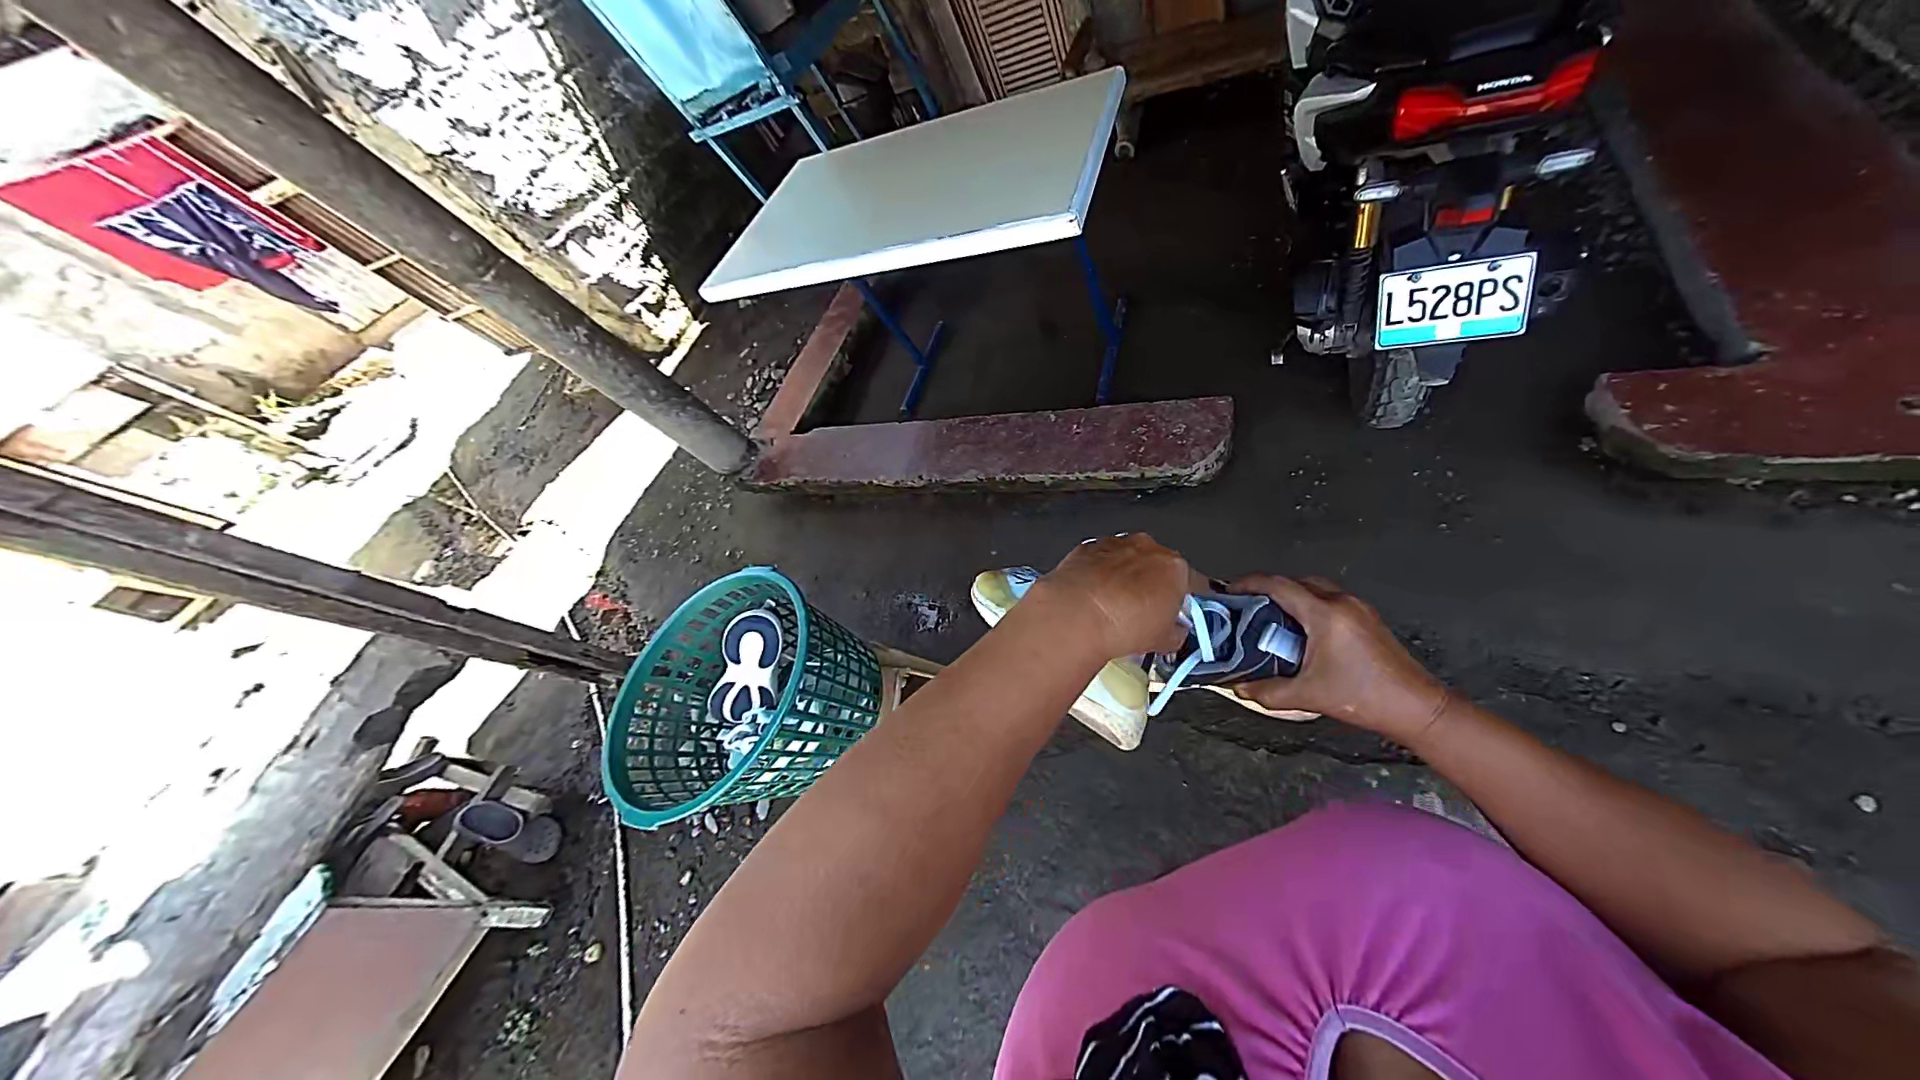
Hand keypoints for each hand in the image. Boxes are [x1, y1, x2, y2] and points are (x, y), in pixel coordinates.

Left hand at [1024, 534, 1191, 660]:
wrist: (1075, 616)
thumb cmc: (1119, 622)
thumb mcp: (1163, 641)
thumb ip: (1177, 632)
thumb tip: (1174, 632)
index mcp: (1175, 568)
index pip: (1195, 581)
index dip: (1190, 598)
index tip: (1183, 609)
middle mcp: (1147, 549)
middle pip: (1160, 566)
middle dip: (1156, 585)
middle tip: (1147, 611)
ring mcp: (1116, 545)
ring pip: (1129, 559)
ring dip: (1127, 576)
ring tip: (1116, 605)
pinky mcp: (1087, 548)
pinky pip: (1101, 559)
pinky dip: (1100, 573)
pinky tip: (1095, 595)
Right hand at [1228, 575, 1449, 744]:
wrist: (1417, 707)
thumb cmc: (1364, 697)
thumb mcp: (1307, 695)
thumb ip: (1268, 690)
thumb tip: (1241, 688)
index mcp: (1325, 615)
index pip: (1279, 585)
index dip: (1249, 583)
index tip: (1230, 590)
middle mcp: (1342, 603)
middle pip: (1297, 581)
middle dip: (1269, 589)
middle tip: (1248, 605)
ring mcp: (1359, 609)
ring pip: (1316, 588)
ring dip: (1291, 596)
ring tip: (1271, 617)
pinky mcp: (1369, 619)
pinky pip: (1331, 600)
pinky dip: (1310, 605)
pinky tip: (1302, 629)